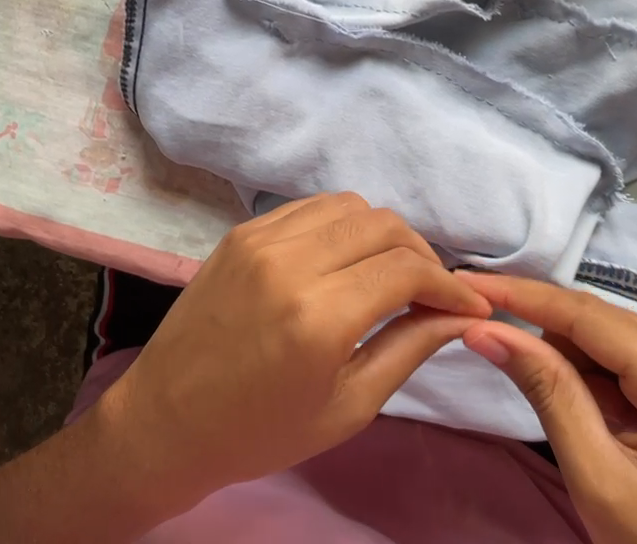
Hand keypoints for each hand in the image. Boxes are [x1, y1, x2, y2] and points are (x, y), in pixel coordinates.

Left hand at [96, 194, 489, 504]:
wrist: (168, 417)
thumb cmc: (261, 430)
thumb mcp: (348, 406)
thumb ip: (408, 348)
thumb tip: (460, 315)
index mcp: (318, 315)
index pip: (406, 269)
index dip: (449, 285)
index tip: (468, 306)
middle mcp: (289, 261)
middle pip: (381, 224)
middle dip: (421, 254)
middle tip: (432, 292)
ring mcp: (258, 238)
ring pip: (346, 205)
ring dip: (381, 233)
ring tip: (391, 274)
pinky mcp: (240, 232)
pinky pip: (307, 209)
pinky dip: (340, 225)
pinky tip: (345, 260)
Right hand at [460, 275, 636, 543]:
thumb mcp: (599, 481)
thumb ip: (547, 393)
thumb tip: (485, 329)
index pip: (591, 318)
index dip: (524, 293)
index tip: (467, 281)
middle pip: (604, 317)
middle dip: (543, 322)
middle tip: (485, 330)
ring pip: (618, 329)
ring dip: (572, 349)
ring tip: (556, 398)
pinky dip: (600, 366)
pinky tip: (592, 405)